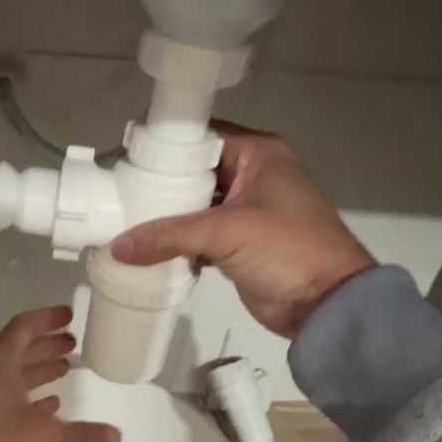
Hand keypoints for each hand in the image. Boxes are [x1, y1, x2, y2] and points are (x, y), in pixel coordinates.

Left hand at [0, 307, 120, 441]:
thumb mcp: (49, 439)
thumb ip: (83, 434)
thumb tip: (115, 435)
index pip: (21, 328)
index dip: (46, 318)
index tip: (70, 316)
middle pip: (15, 350)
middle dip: (45, 345)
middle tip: (74, 344)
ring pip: (10, 376)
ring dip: (38, 370)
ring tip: (68, 369)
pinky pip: (5, 400)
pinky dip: (28, 398)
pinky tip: (50, 407)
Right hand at [110, 122, 375, 337]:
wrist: (324, 303)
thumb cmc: (286, 249)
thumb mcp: (226, 233)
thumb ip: (169, 236)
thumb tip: (117, 247)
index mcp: (258, 154)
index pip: (201, 138)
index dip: (163, 147)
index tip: (124, 159)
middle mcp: (252, 175)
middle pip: (194, 172)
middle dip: (158, 185)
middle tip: (116, 192)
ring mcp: (245, 211)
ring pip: (194, 206)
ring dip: (165, 216)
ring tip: (122, 218)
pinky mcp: (238, 244)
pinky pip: (198, 236)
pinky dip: (176, 242)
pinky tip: (146, 248)